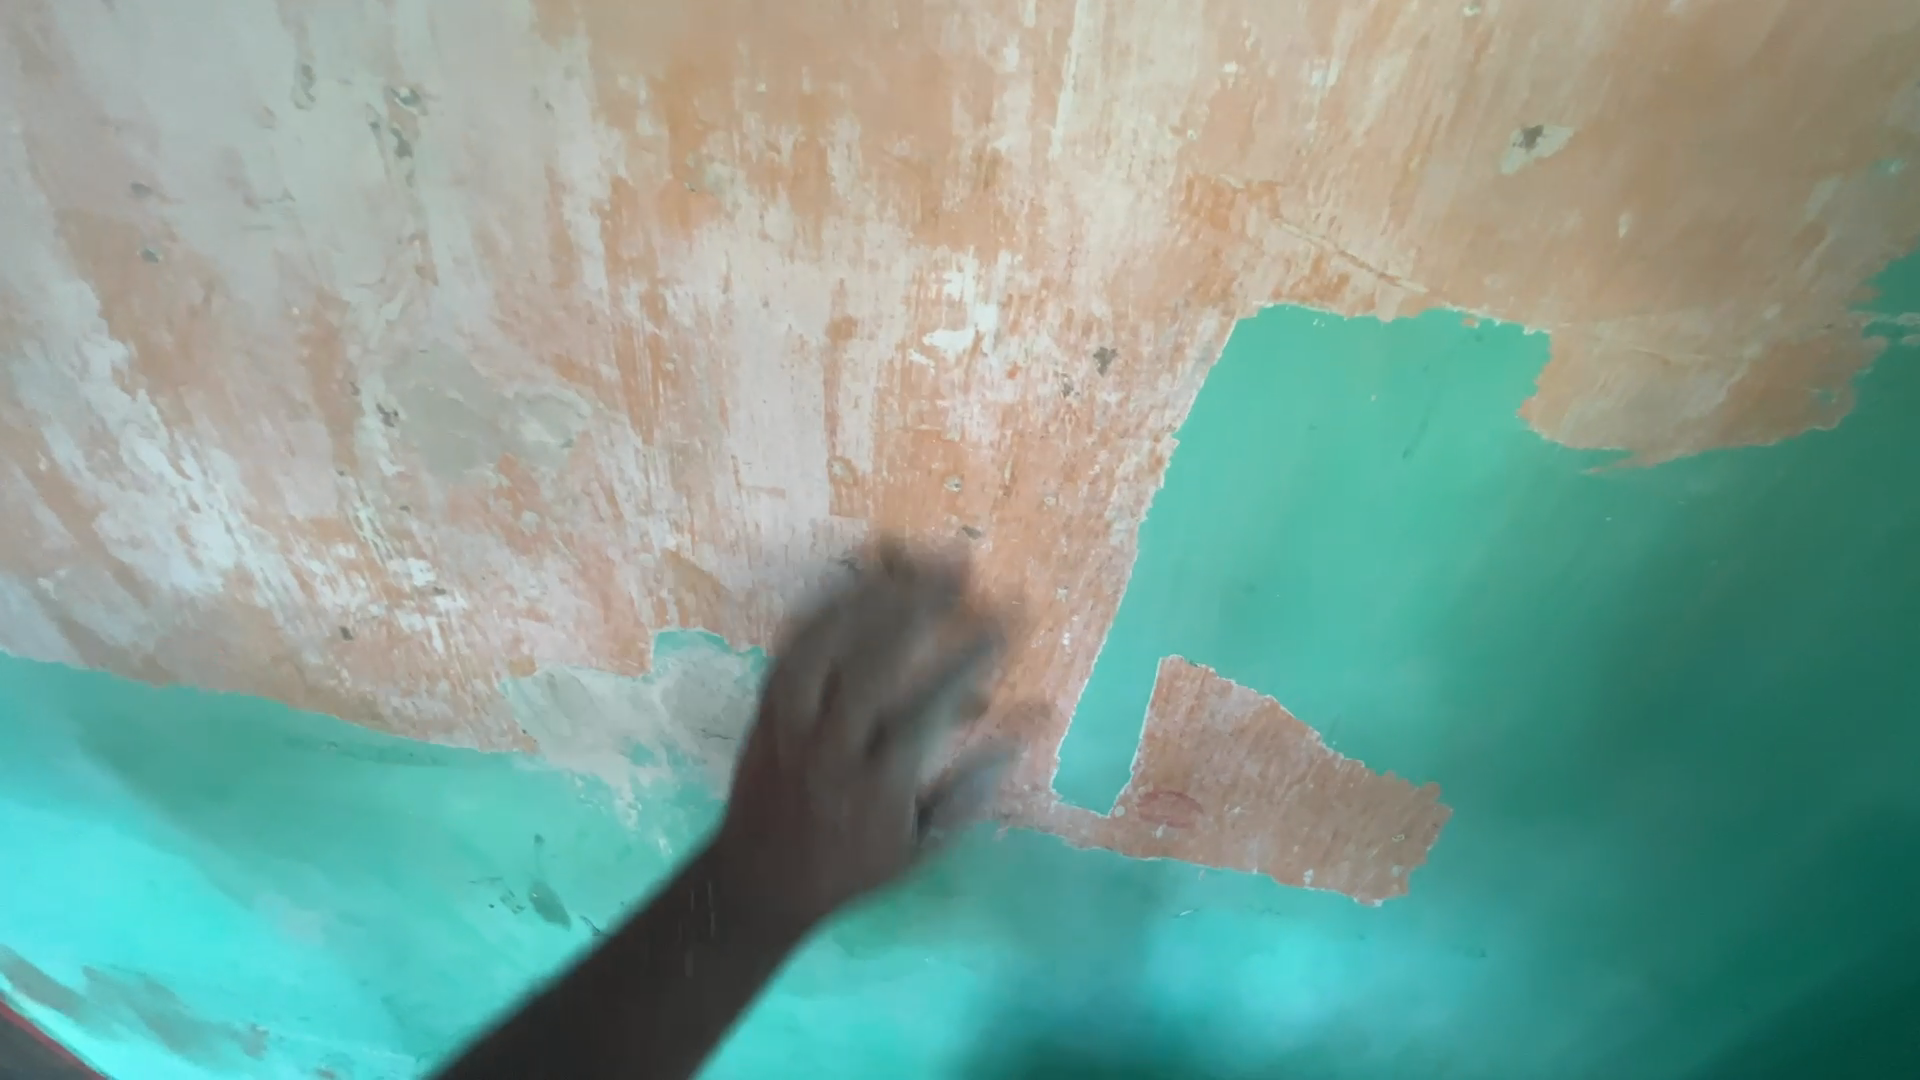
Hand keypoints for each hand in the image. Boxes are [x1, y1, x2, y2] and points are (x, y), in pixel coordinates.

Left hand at [712, 539, 1018, 934]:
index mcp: (874, 787)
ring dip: (871, 596)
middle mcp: (829, 749)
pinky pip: (790, 647)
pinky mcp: (763, 707)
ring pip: (826, 647)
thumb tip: (1028, 724)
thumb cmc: (853, 864)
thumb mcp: (922, 847)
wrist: (756, 881)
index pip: (927, 710)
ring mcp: (788, 724)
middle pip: (873, 666)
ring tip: (912, 557)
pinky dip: (824, 606)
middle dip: (920, 610)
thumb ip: (974, 787)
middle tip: (960, 568)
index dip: (967, 662)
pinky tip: (853, 578)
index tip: (1004, 623)